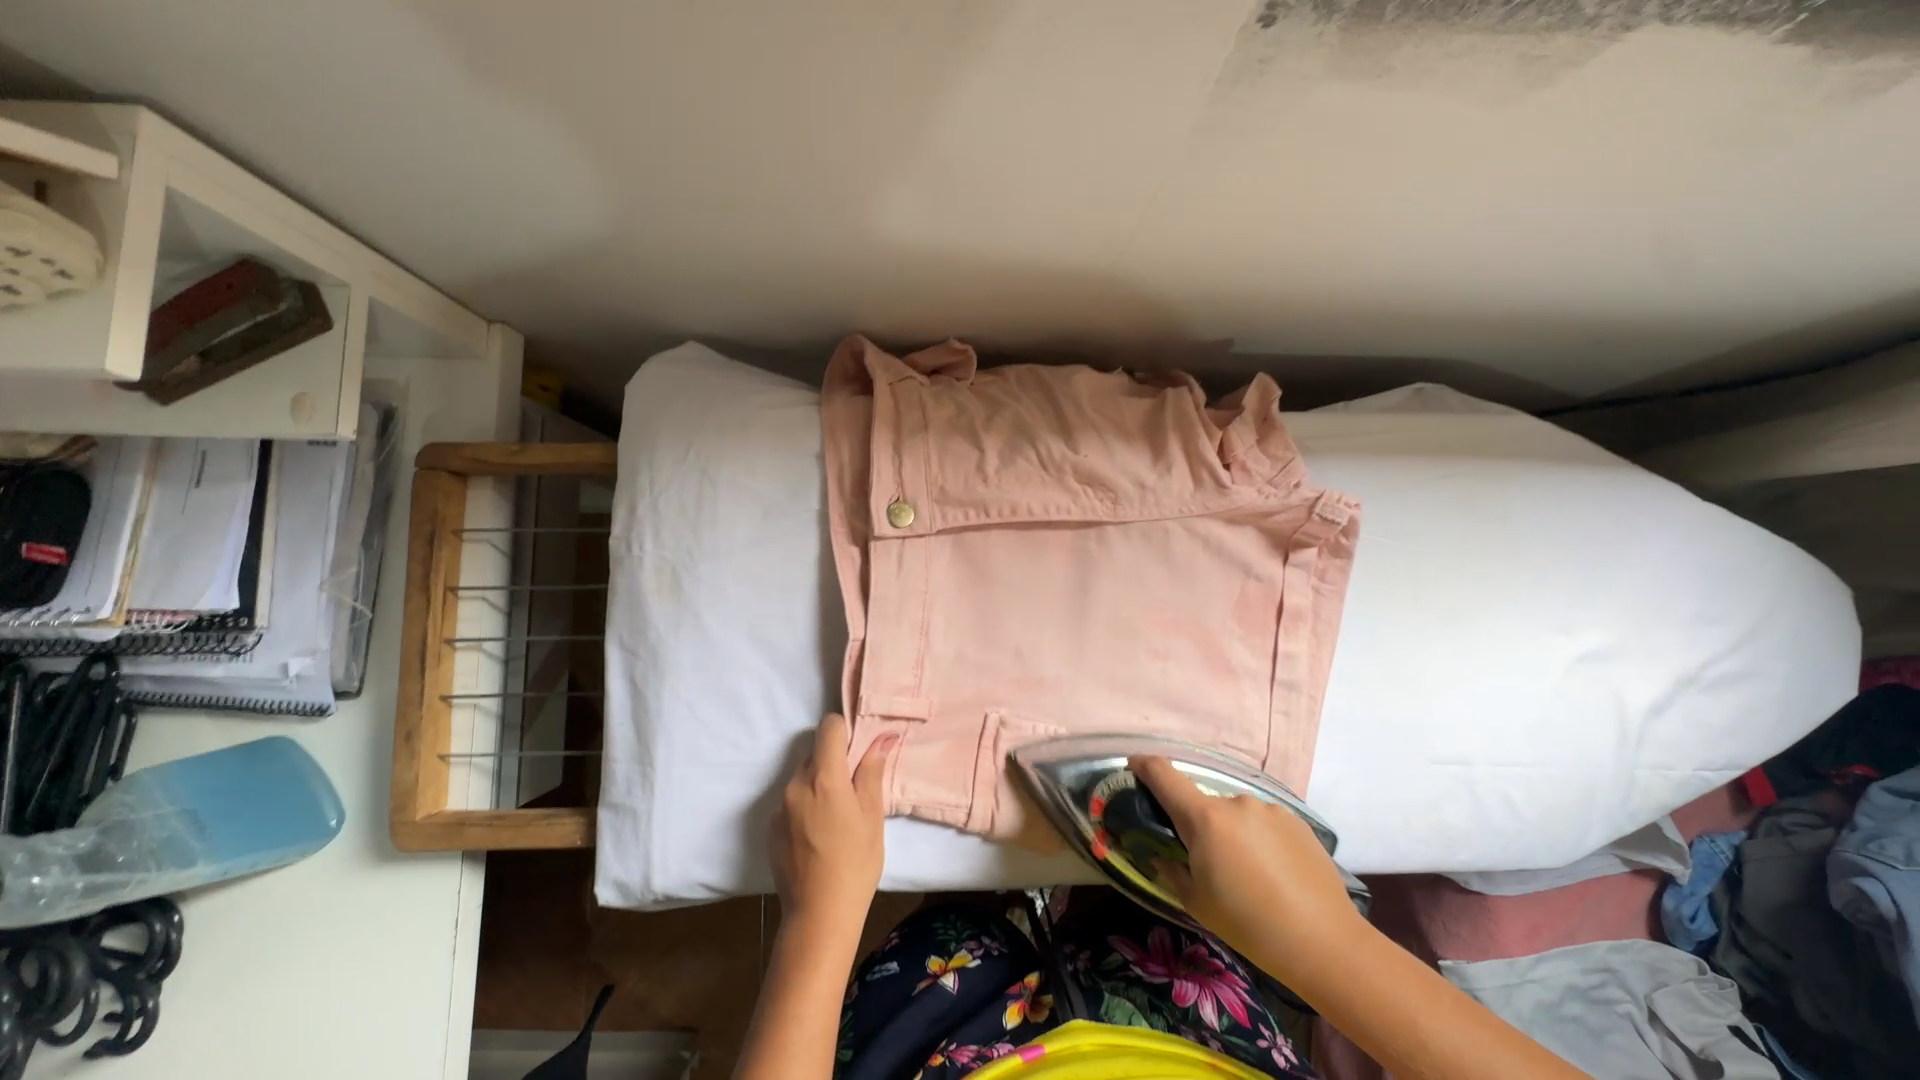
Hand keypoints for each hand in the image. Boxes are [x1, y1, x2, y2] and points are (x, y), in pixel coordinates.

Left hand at [770, 714, 895, 925]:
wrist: (819, 914)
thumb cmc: (856, 863)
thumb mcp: (872, 816)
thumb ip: (872, 773)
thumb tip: (881, 738)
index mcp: (824, 777)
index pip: (828, 727)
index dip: (844, 730)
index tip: (858, 749)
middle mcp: (796, 784)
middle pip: (814, 754)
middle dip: (833, 763)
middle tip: (854, 790)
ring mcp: (779, 807)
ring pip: (802, 779)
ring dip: (818, 786)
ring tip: (836, 819)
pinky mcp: (770, 828)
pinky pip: (790, 803)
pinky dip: (804, 807)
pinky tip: (818, 837)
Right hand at [1131, 756, 1364, 978]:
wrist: (1323, 941)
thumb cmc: (1248, 924)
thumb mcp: (1195, 902)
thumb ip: (1172, 869)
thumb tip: (1164, 854)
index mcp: (1205, 819)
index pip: (1165, 776)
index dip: (1145, 766)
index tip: (1134, 765)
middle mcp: (1237, 803)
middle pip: (1204, 805)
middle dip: (1198, 826)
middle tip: (1207, 862)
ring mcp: (1271, 809)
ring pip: (1237, 815)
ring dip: (1232, 834)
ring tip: (1247, 874)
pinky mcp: (1298, 821)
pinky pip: (1264, 823)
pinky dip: (1259, 840)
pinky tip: (1273, 874)